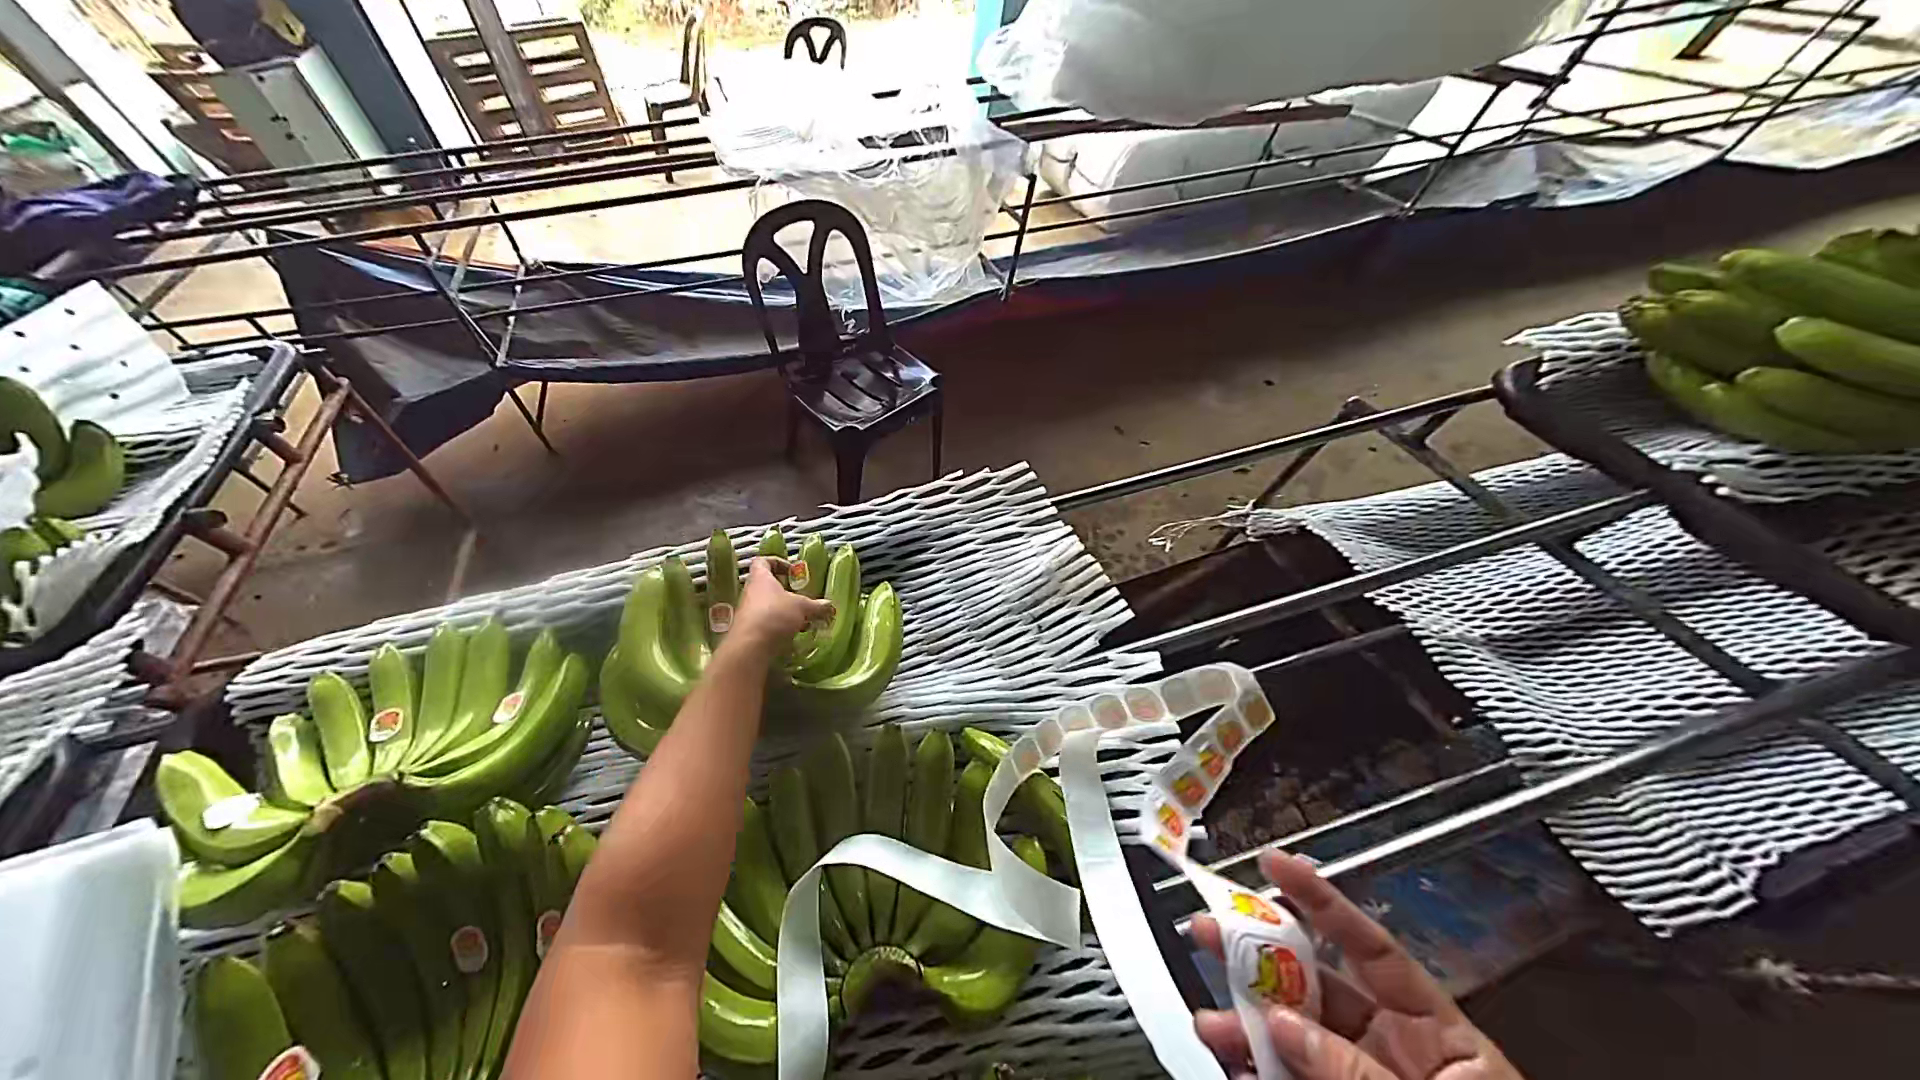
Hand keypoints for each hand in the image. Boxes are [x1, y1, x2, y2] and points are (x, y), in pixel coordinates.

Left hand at [723, 557, 831, 658]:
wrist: (750, 647)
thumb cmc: (774, 615)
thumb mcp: (802, 607)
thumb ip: (816, 605)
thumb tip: (828, 605)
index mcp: (760, 578)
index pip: (763, 561)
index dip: (778, 562)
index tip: (792, 570)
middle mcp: (750, 592)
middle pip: (767, 585)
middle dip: (786, 591)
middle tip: (802, 596)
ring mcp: (748, 612)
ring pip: (768, 605)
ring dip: (785, 610)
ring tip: (802, 618)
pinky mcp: (750, 630)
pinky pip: (767, 622)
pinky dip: (780, 625)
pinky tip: (794, 633)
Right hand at [1192, 852, 1523, 1079]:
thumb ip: (1358, 1069)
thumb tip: (1285, 1022)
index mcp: (1436, 1035)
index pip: (1370, 947)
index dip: (1320, 900)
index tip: (1276, 863)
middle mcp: (1391, 1048)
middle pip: (1314, 986)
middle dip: (1258, 958)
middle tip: (1212, 932)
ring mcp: (1358, 1079)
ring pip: (1290, 1035)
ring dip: (1245, 1024)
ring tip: (1213, 1024)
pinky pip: (1285, 1078)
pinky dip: (1255, 1071)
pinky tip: (1234, 1065)